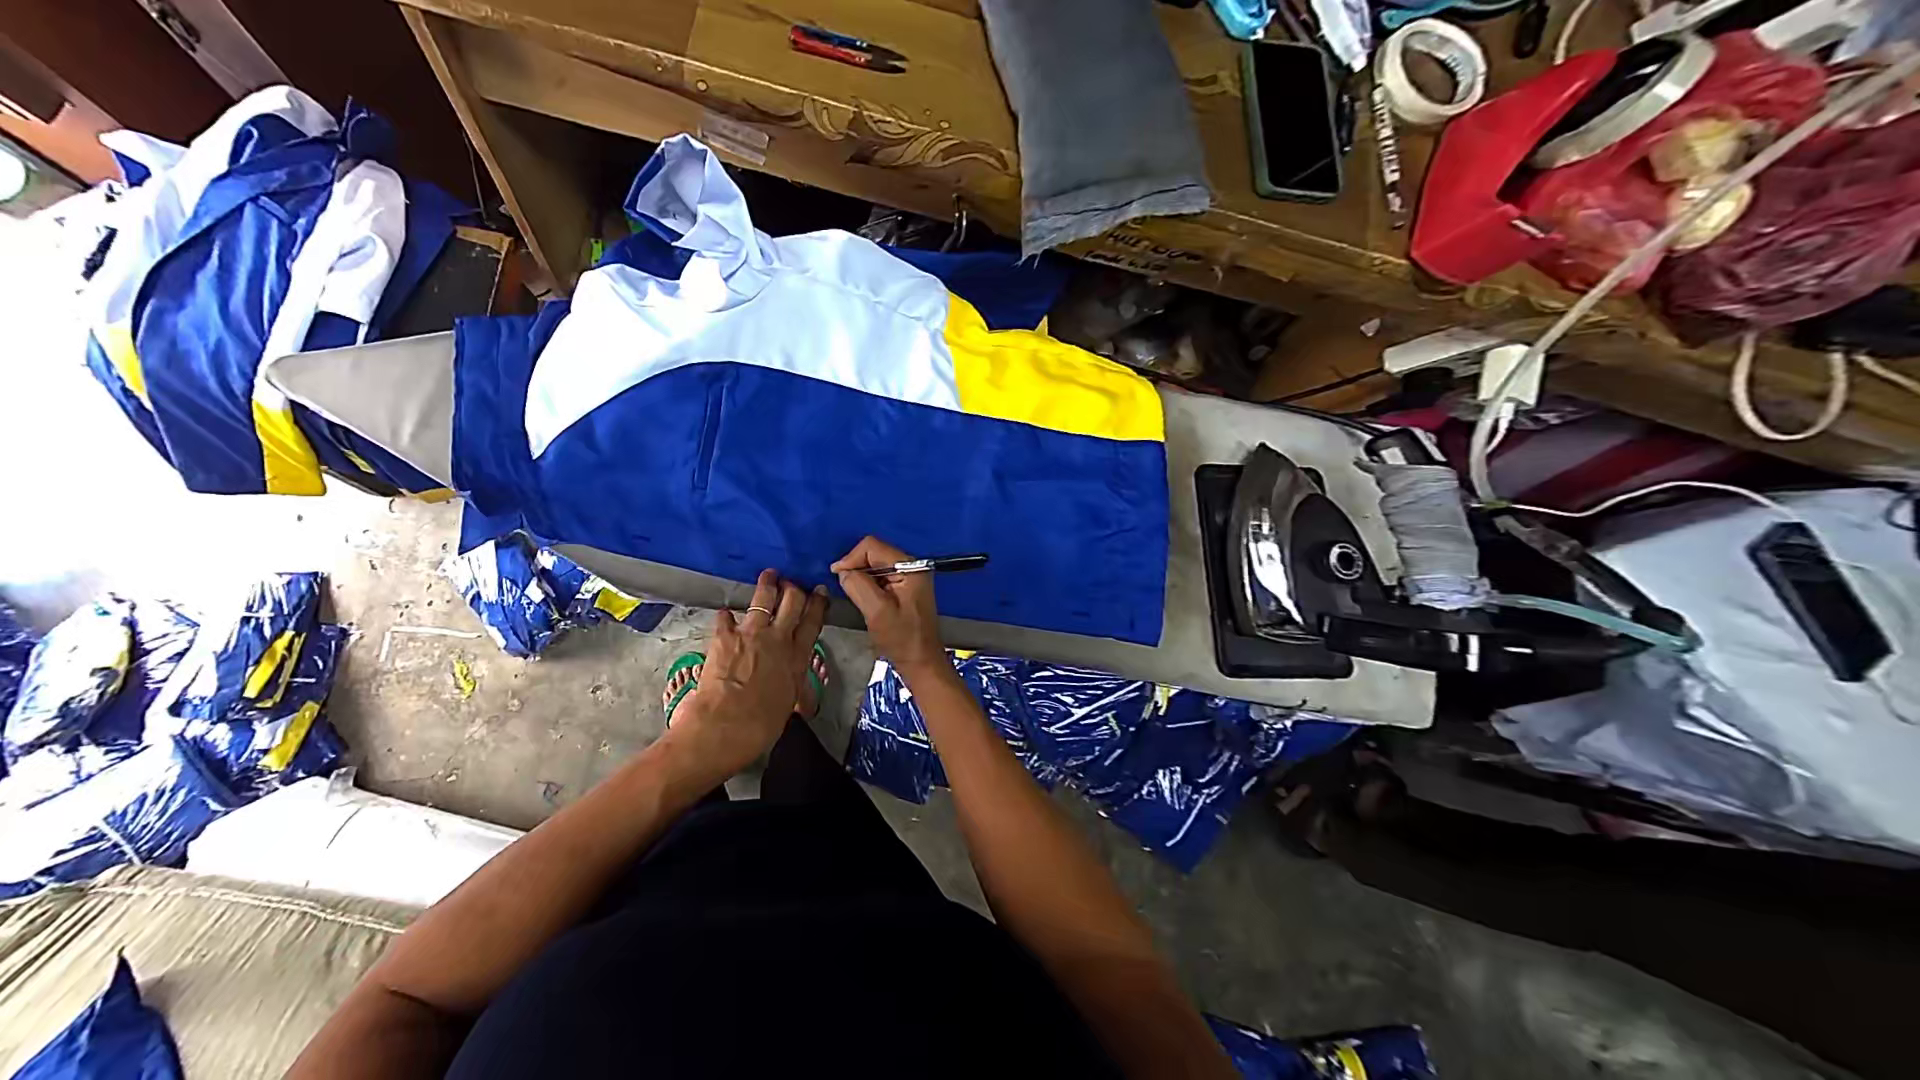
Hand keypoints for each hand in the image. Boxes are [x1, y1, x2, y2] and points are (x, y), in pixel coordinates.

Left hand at [671, 569, 827, 778]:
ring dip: (768, 585)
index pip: (813, 622)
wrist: (726, 725)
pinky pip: (726, 616)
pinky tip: (725, 614)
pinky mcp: (724, 636)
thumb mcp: (789, 704)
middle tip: (793, 583)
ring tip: (769, 575)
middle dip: (794, 589)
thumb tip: (792, 687)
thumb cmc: (761, 724)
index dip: (818, 604)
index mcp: (797, 658)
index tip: (820, 591)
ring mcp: (751, 634)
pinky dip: (727, 615)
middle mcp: (778, 639)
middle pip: (792, 602)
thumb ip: (792, 686)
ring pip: (764, 599)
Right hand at [832, 536, 946, 677]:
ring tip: (852, 593)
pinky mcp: (905, 588)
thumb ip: (858, 585)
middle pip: (875, 552)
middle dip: (856, 566)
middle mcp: (912, 566)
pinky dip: (868, 583)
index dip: (851, 558)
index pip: (872, 546)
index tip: (837, 576)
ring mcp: (910, 577)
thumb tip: (843, 571)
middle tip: (843, 586)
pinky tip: (863, 598)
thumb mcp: (877, 611)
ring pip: (876, 564)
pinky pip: (881, 576)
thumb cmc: (902, 638)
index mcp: (910, 567)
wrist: (921, 661)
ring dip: (861, 576)